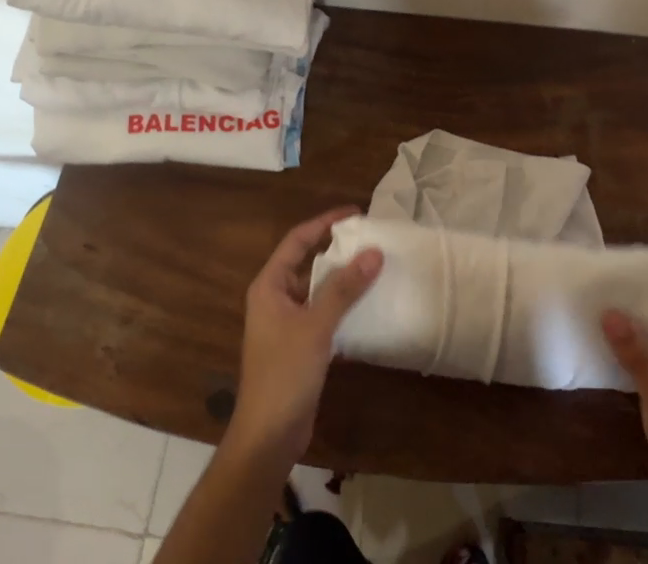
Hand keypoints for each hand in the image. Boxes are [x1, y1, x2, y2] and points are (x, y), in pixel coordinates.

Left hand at [230, 208, 382, 463]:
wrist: (269, 434)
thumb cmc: (284, 374)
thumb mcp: (316, 327)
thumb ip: (343, 289)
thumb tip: (373, 252)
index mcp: (269, 286)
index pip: (297, 241)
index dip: (324, 223)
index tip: (355, 213)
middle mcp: (275, 299)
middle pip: (308, 263)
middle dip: (338, 251)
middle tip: (373, 240)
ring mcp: (287, 324)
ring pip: (319, 291)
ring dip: (344, 281)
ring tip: (378, 268)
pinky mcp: (301, 346)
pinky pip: (325, 315)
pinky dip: (345, 308)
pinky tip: (371, 308)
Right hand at [602, 290, 647, 486]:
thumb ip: (635, 354)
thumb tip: (608, 310)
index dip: (644, 279)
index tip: (609, 264)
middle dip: (627, 299)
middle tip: (589, 283)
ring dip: (624, 323)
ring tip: (587, 305)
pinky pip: (644, 353)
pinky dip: (625, 346)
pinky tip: (598, 342)